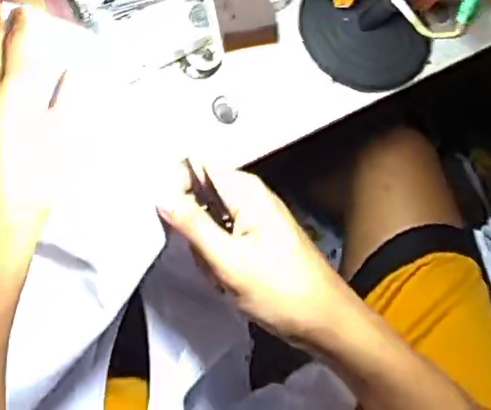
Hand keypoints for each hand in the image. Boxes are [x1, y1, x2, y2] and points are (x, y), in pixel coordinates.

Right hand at [158, 165, 354, 345]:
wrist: (325, 322)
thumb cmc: (285, 292)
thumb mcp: (230, 262)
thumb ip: (193, 226)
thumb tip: (164, 197)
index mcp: (245, 189)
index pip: (196, 168)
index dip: (177, 191)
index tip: (173, 221)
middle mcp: (250, 193)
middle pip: (200, 196)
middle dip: (195, 230)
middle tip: (209, 260)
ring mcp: (255, 213)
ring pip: (210, 220)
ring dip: (208, 249)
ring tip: (224, 274)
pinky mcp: (257, 233)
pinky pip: (223, 235)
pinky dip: (220, 257)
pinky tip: (232, 278)